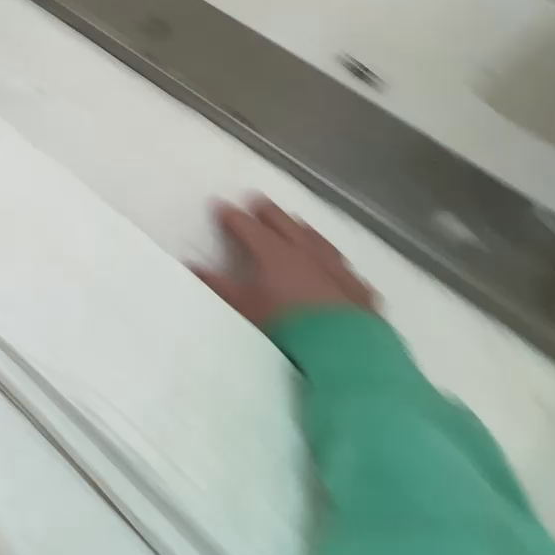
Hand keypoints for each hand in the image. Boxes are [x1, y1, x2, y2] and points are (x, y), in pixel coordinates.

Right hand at [192, 195, 377, 327]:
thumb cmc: (284, 325)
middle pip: (285, 225)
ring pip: (319, 242)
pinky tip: (337, 268)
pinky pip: (346, 270)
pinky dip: (335, 264)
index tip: (220, 205)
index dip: (232, 215)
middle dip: (269, 212)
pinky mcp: (362, 292)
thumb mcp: (241, 306)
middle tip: (258, 201)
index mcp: (273, 253)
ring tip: (296, 224)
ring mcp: (339, 271)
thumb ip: (216, 284)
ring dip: (304, 231)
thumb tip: (192, 265)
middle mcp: (307, 254)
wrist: (346, 353)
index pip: (247, 226)